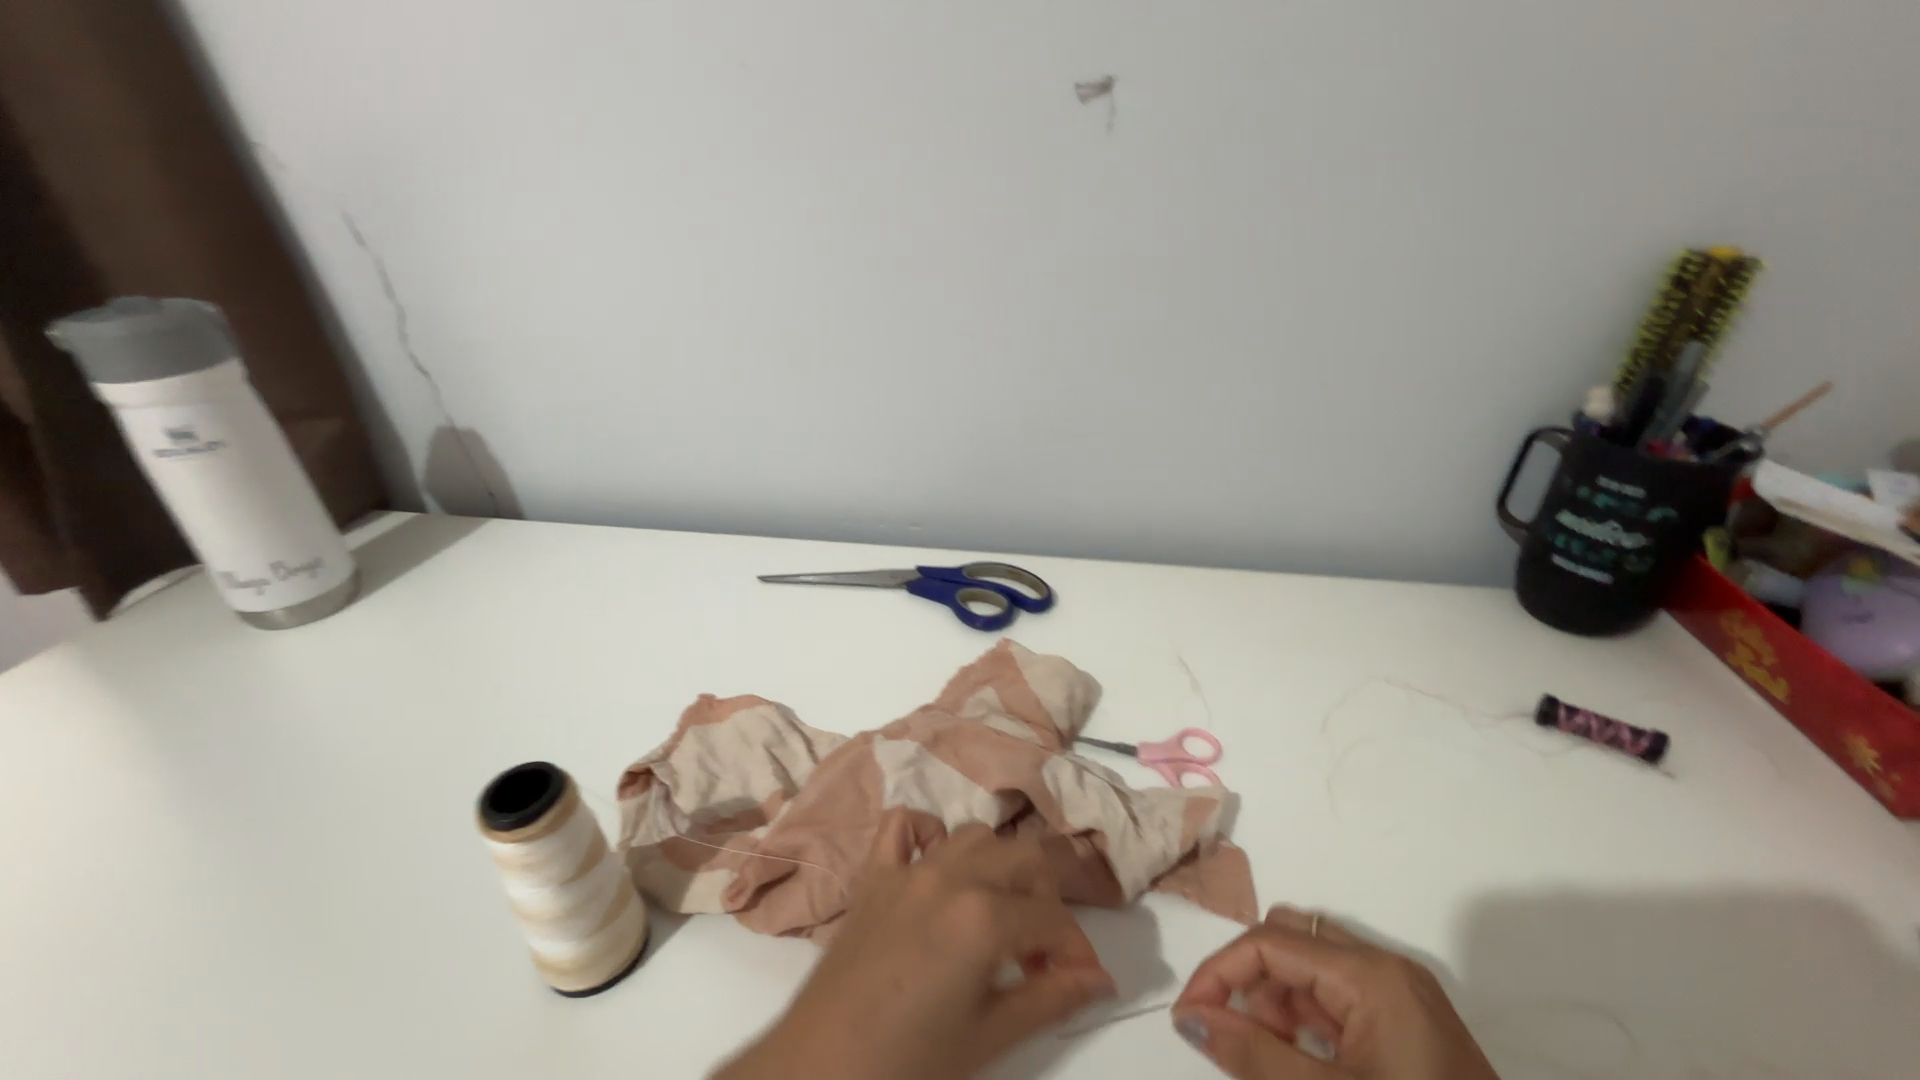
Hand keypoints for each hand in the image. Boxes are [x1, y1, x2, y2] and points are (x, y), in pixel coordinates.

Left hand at [713, 812, 1116, 1079]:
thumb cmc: (910, 1061)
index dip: (1077, 949)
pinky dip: (927, 834)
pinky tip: (937, 870)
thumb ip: (1050, 998)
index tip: (1083, 980)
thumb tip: (1099, 979)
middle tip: (1041, 954)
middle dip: (1046, 899)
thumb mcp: (989, 1036)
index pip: (1053, 917)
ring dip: (999, 867)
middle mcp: (951, 876)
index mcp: (983, 917)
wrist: (820, 1066)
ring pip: (973, 837)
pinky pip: (902, 826)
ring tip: (999, 917)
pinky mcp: (874, 876)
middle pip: (1023, 858)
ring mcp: (908, 869)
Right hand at [1171, 905, 1498, 1079]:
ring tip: (1275, 1062)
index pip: (1268, 943)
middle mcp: (1386, 967)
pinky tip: (1308, 1063)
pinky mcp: (1409, 1022)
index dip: (1218, 974)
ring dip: (1277, 1004)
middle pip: (1290, 939)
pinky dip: (1308, 1020)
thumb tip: (1188, 1019)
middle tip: (1240, 1042)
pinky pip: (1339, 996)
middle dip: (1251, 983)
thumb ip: (1253, 1056)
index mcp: (1370, 974)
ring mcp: (1402, 993)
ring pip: (1312, 967)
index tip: (1187, 1021)